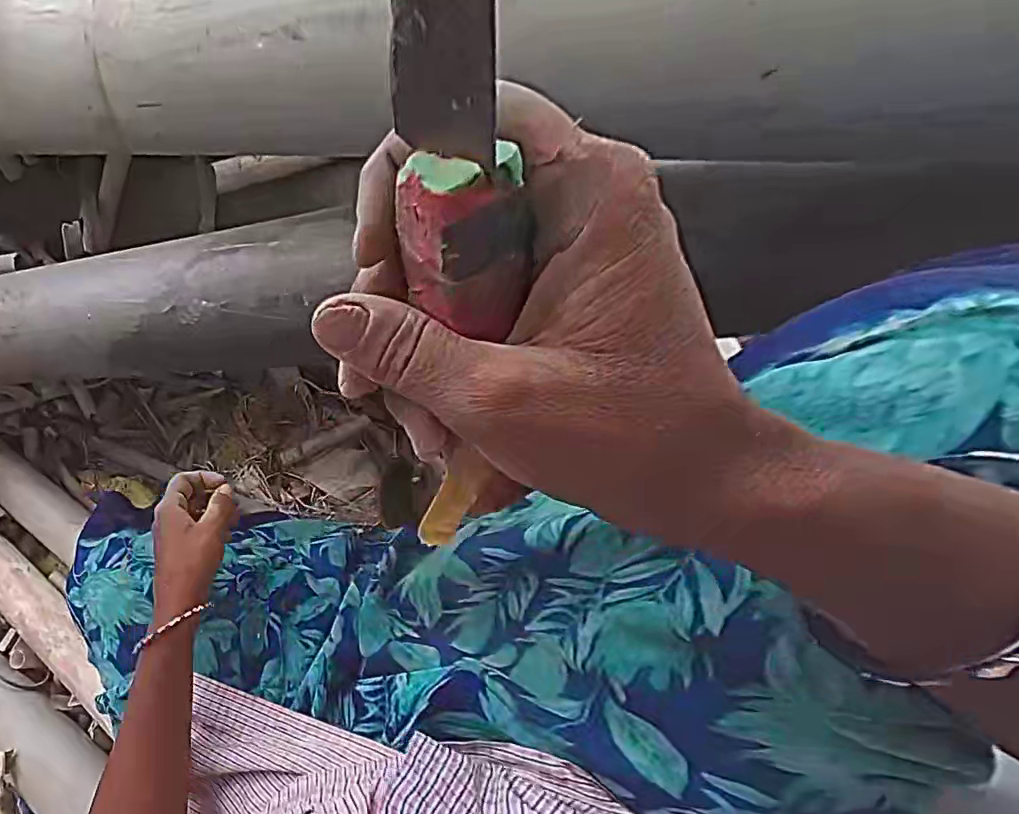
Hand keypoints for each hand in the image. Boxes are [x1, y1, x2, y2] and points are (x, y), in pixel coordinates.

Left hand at [152, 471, 238, 621]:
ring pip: (193, 514)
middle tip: (233, 505)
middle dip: (212, 497)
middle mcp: (166, 518)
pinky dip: (208, 527)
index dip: (205, 478)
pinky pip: (193, 529)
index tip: (225, 486)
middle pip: (189, 496)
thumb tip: (225, 490)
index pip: (183, 480)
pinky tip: (224, 536)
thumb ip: (220, 506)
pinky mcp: (177, 548)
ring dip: (213, 513)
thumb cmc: (193, 562)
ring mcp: (170, 534)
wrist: (178, 600)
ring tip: (233, 521)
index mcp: (169, 508)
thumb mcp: (211, 530)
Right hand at [311, 81, 782, 544]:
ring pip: (437, 276)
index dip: (399, 184)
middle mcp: (565, 207)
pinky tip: (434, 423)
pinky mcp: (539, 302)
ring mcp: (550, 258)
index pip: (465, 127)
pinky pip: (459, 313)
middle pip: (436, 214)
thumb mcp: (494, 395)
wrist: (689, 482)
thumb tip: (329, 315)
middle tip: (370, 375)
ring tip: (419, 427)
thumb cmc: (620, 436)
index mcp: (582, 192)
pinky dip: (436, 366)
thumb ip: (405, 351)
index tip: (372, 265)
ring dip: (409, 354)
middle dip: (391, 303)